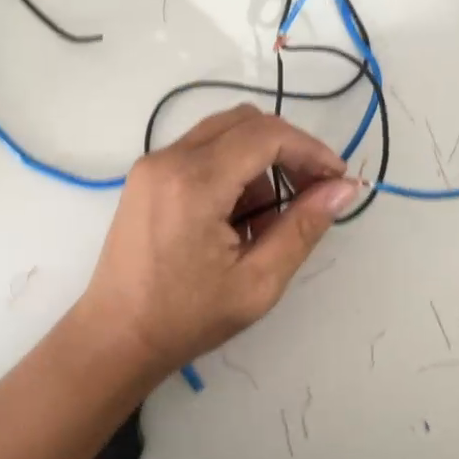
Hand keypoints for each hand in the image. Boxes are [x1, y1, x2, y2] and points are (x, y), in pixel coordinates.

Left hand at [69, 105, 360, 379]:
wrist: (115, 337)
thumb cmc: (186, 318)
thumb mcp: (257, 282)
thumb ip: (302, 228)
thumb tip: (343, 189)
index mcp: (195, 182)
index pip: (266, 135)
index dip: (309, 149)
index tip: (337, 179)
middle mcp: (170, 157)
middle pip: (245, 121)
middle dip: (287, 148)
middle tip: (311, 191)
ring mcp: (153, 162)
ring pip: (223, 131)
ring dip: (258, 159)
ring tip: (267, 219)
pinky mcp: (146, 173)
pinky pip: (201, 148)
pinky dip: (230, 166)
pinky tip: (236, 216)